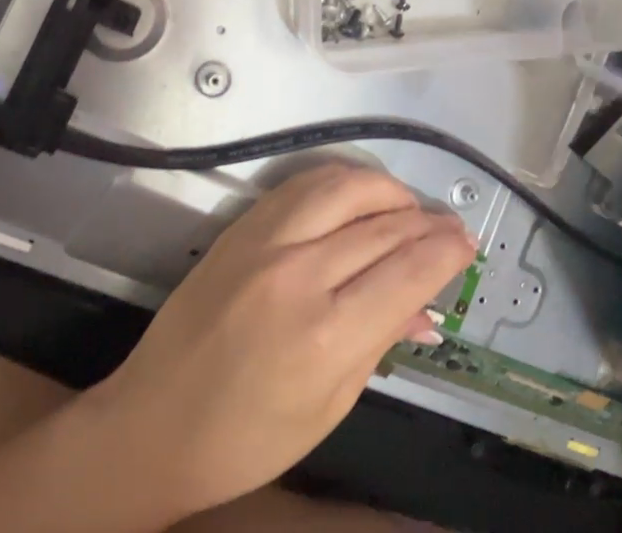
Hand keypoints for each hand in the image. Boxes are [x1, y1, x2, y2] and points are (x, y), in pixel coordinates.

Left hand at [79, 161, 475, 520]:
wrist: (153, 424)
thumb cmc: (247, 438)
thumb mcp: (330, 406)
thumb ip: (380, 343)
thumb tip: (426, 310)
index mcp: (326, 334)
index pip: (409, 270)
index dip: (448, 252)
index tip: (468, 246)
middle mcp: (297, 274)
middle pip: (383, 225)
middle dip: (427, 222)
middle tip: (451, 229)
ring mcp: (261, 243)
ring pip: (342, 187)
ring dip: (385, 189)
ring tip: (408, 208)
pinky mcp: (237, 230)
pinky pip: (299, 188)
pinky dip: (338, 183)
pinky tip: (357, 197)